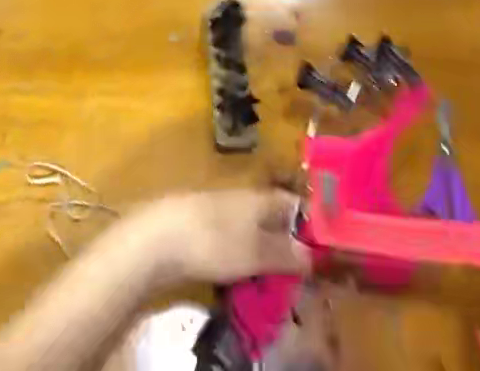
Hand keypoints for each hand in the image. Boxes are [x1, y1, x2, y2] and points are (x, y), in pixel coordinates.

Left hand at [121, 190, 311, 286]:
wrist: (156, 239)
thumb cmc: (214, 242)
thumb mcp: (257, 253)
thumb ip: (287, 253)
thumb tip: (315, 255)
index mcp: (262, 197)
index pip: (296, 204)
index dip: (312, 226)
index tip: (324, 253)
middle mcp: (245, 198)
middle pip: (275, 218)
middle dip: (288, 245)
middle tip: (299, 276)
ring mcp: (221, 210)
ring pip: (253, 231)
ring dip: (264, 254)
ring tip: (271, 282)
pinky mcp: (201, 227)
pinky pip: (233, 241)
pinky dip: (242, 257)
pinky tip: (240, 277)